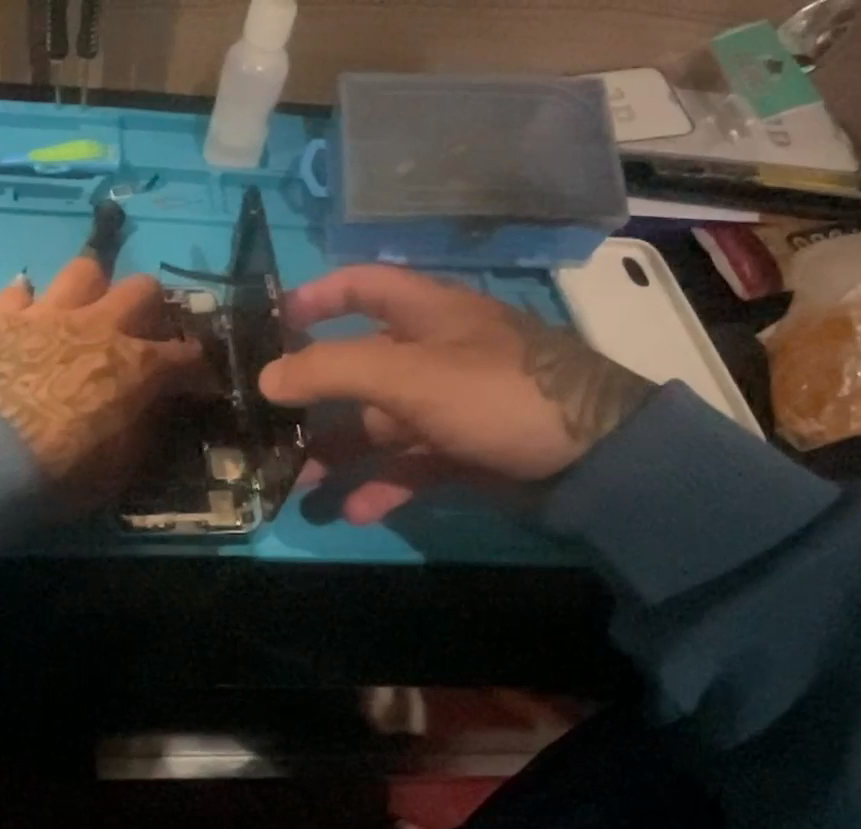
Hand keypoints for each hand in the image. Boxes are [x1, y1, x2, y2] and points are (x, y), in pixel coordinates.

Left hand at [0, 256, 202, 513]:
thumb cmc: (59, 474)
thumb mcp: (119, 469)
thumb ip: (142, 431)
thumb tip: (154, 411)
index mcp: (137, 366)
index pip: (186, 356)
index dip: (198, 372)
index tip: (198, 387)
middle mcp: (98, 327)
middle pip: (142, 290)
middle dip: (153, 311)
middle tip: (144, 337)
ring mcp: (47, 315)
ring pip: (84, 271)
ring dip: (94, 289)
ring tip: (87, 313)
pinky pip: (18, 291)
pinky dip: (27, 301)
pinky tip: (28, 316)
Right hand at [258, 265, 654, 524]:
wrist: (594, 457)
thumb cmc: (496, 393)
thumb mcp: (407, 375)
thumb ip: (331, 371)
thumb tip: (265, 378)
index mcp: (426, 313)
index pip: (362, 285)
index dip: (315, 298)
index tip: (271, 326)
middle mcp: (433, 354)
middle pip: (358, 368)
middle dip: (314, 399)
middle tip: (270, 428)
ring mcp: (448, 405)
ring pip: (377, 425)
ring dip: (338, 454)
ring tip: (300, 484)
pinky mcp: (462, 450)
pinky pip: (408, 466)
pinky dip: (380, 486)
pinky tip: (354, 511)